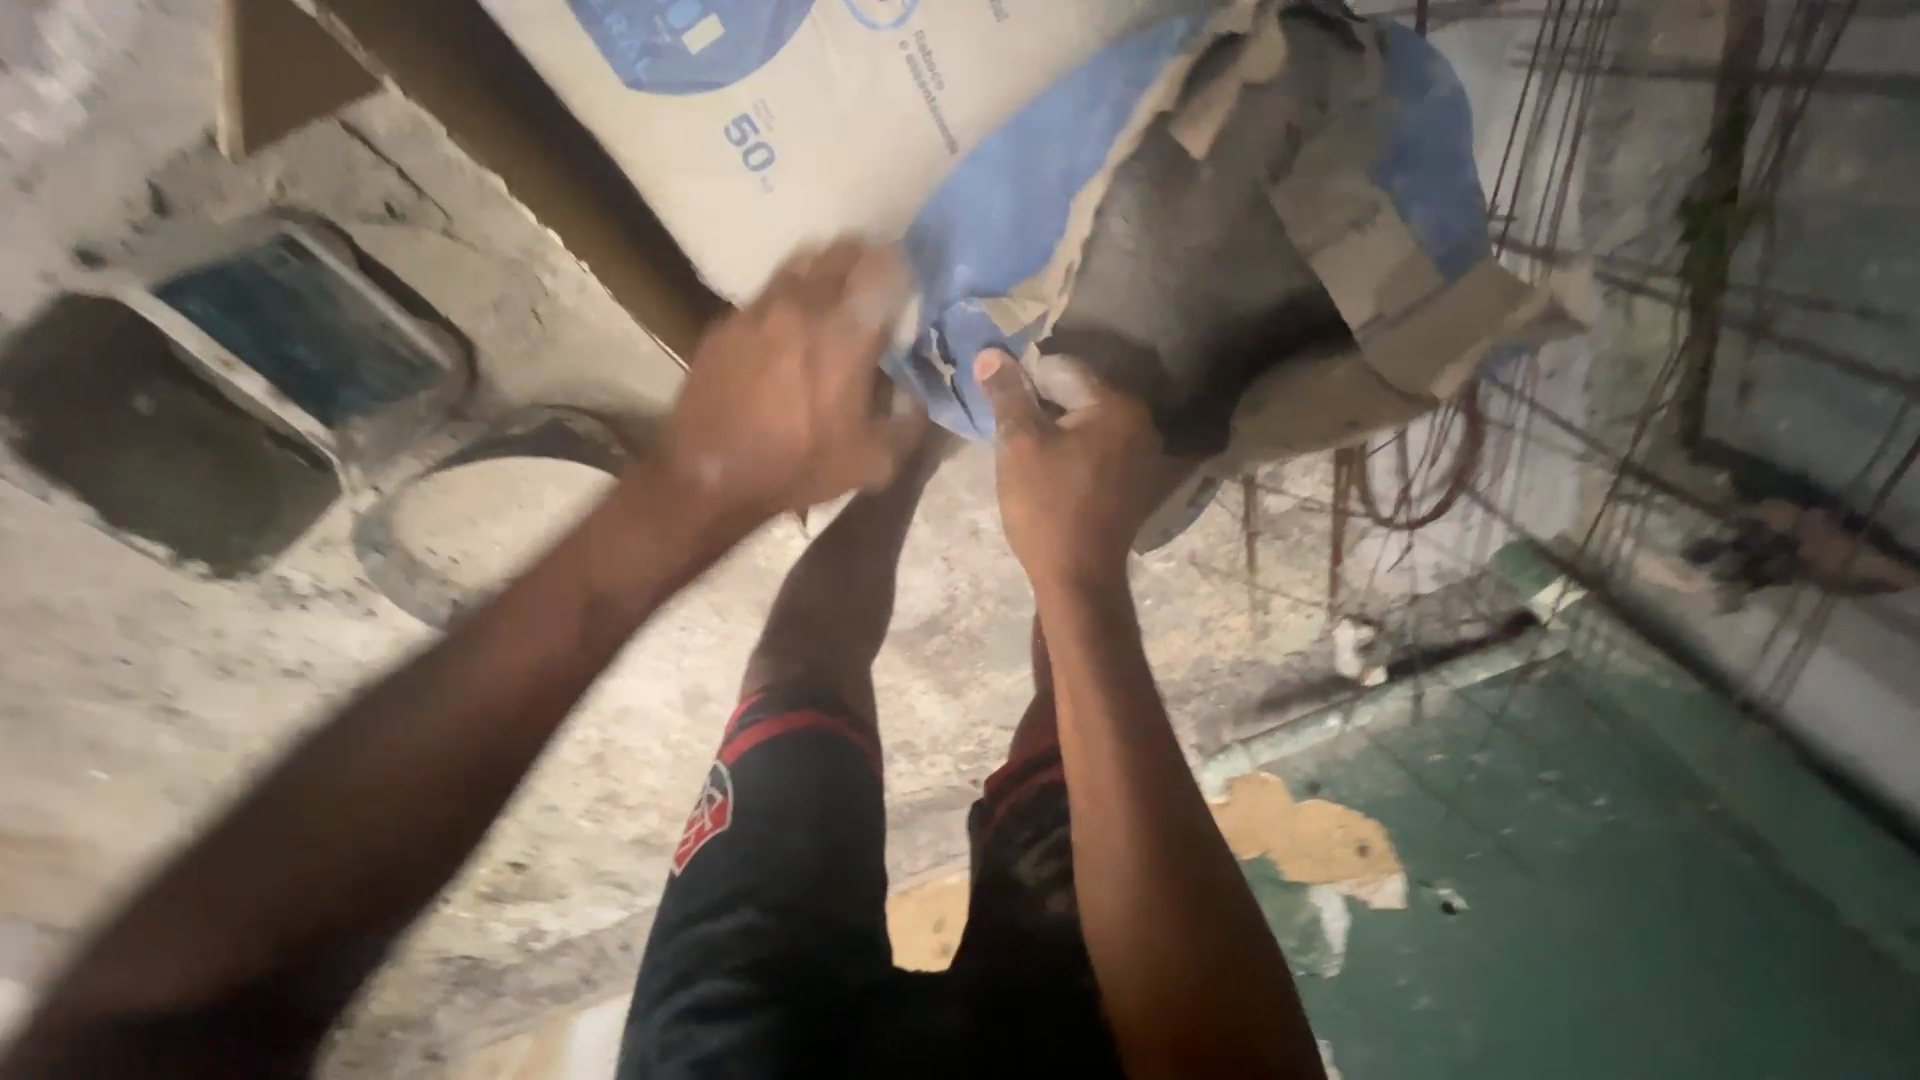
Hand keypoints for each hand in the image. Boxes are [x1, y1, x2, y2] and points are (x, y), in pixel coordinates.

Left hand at [661, 239, 919, 518]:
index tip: (906, 285)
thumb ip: (908, 420)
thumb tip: (914, 389)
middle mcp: (804, 306)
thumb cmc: (799, 467)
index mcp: (847, 334)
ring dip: (825, 272)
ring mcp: (760, 309)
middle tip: (874, 282)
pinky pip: (768, 293)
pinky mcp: (728, 322)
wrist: (711, 476)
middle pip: (842, 253)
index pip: (884, 270)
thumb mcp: (874, 461)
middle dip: (864, 260)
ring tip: (832, 297)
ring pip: (802, 264)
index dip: (901, 270)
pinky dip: (788, 299)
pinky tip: (788, 331)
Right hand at [976, 349, 1163, 590]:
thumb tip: (992, 353)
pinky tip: (1049, 472)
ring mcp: (1142, 453)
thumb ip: (1007, 394)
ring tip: (1025, 453)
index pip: (1061, 367)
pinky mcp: (1135, 480)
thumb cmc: (1046, 508)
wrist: (1079, 579)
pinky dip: (1072, 450)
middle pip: (1078, 392)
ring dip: (1055, 428)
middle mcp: (1140, 421)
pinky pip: (1097, 448)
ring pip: (1086, 422)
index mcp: (1118, 405)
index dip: (1024, 380)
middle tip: (1008, 430)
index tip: (999, 404)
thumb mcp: (1019, 444)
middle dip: (1041, 404)